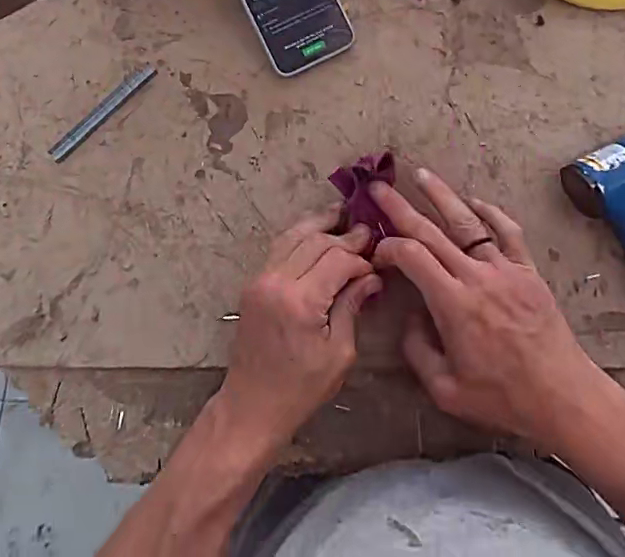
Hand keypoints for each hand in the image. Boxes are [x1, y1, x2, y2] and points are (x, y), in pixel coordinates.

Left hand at [219, 207, 382, 442]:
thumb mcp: (339, 353)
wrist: (249, 408)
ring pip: (294, 235)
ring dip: (320, 225)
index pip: (338, 259)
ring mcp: (260, 280)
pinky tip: (318, 234)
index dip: (360, 258)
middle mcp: (276, 283)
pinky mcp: (253, 284)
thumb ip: (352, 306)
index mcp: (300, 302)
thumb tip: (371, 277)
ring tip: (343, 216)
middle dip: (345, 236)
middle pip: (316, 240)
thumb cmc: (299, 389)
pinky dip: (301, 236)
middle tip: (367, 234)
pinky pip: (280, 247)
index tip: (375, 265)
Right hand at [369, 168, 610, 450]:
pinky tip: (474, 202)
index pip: (413, 257)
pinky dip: (489, 213)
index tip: (377, 250)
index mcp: (453, 305)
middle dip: (401, 208)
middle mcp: (477, 277)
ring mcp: (505, 268)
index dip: (389, 247)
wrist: (561, 393)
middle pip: (432, 232)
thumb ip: (418, 351)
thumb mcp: (446, 390)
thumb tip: (410, 316)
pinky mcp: (527, 269)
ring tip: (422, 175)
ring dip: (442, 196)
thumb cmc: (503, 397)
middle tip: (379, 187)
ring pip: (467, 223)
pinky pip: (507, 231)